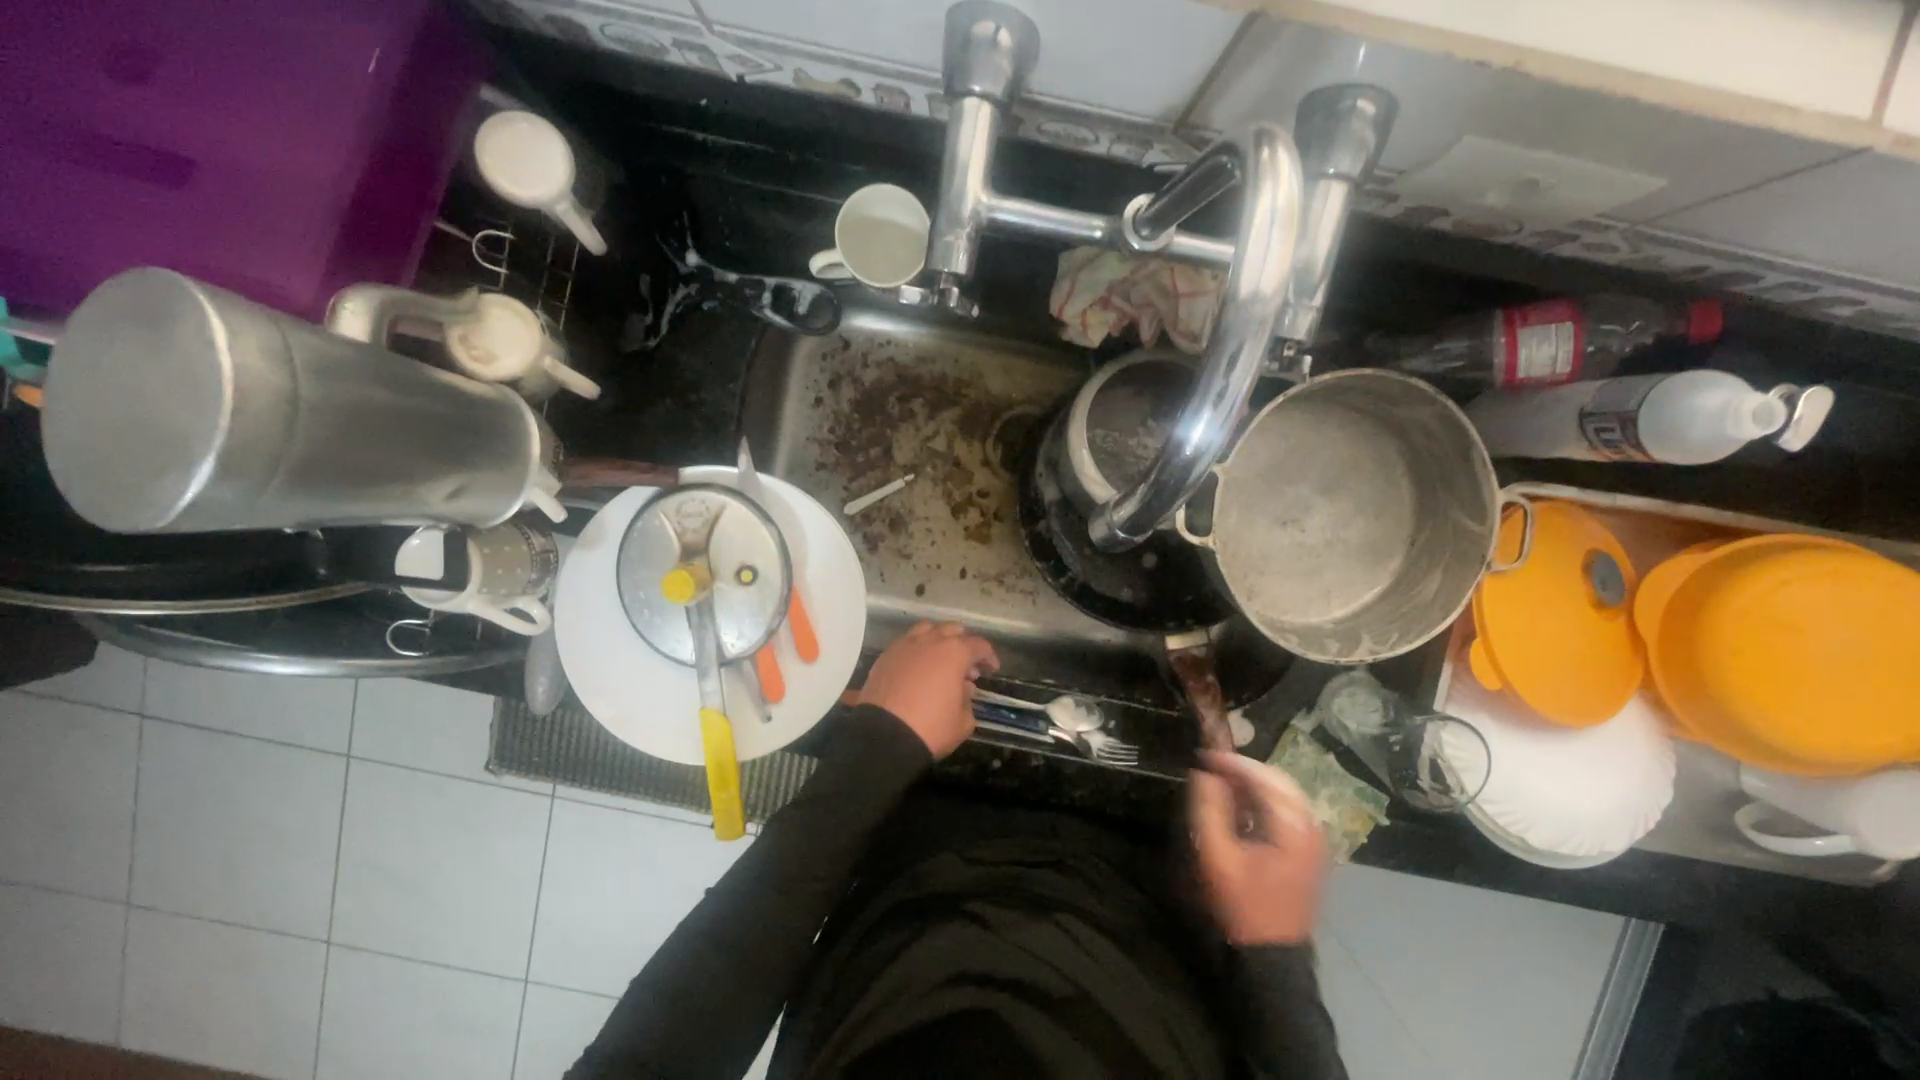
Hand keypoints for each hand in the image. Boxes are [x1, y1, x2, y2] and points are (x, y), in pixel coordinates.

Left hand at [858, 621, 998, 758]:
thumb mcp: (963, 722)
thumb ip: (968, 700)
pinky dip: (917, 648)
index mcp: (954, 653)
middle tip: (968, 665)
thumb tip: (963, 688)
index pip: (979, 646)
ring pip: (927, 629)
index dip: (989, 657)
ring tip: (942, 658)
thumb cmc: (930, 728)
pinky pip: (906, 642)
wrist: (884, 736)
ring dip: (939, 639)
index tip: (992, 670)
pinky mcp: (885, 656)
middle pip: (953, 630)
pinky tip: (918, 666)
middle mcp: (930, 642)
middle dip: (965, 643)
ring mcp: (905, 646)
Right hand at [1189, 750, 1327, 945]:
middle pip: (1278, 781)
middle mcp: (1312, 826)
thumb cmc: (1242, 905)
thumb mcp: (1216, 857)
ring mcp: (1315, 840)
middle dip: (1243, 771)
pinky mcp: (1310, 851)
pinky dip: (1263, 803)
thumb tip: (1204, 775)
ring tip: (1221, 786)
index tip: (1202, 756)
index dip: (1231, 762)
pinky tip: (1240, 809)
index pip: (1264, 776)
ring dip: (1253, 786)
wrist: (1272, 955)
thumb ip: (1209, 810)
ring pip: (1283, 795)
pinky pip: (1286, 813)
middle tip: (1210, 769)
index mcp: (1293, 825)